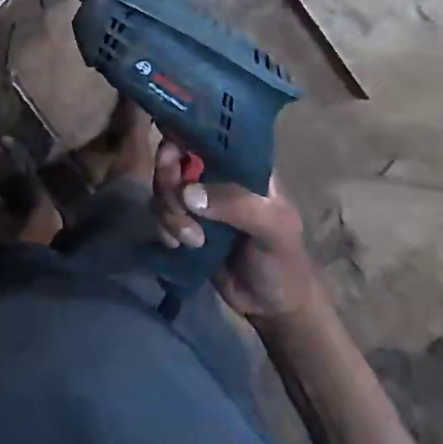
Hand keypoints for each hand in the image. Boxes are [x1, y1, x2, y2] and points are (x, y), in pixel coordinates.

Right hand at [154, 148, 322, 319]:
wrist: (272, 308)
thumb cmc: (283, 259)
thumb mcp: (273, 228)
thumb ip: (237, 204)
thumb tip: (187, 192)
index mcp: (243, 164)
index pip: (208, 135)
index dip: (184, 137)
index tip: (174, 157)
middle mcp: (216, 174)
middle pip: (174, 157)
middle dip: (169, 181)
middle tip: (180, 204)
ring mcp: (198, 198)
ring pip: (163, 186)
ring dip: (169, 212)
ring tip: (192, 239)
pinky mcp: (184, 221)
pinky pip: (159, 212)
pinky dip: (165, 227)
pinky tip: (182, 246)